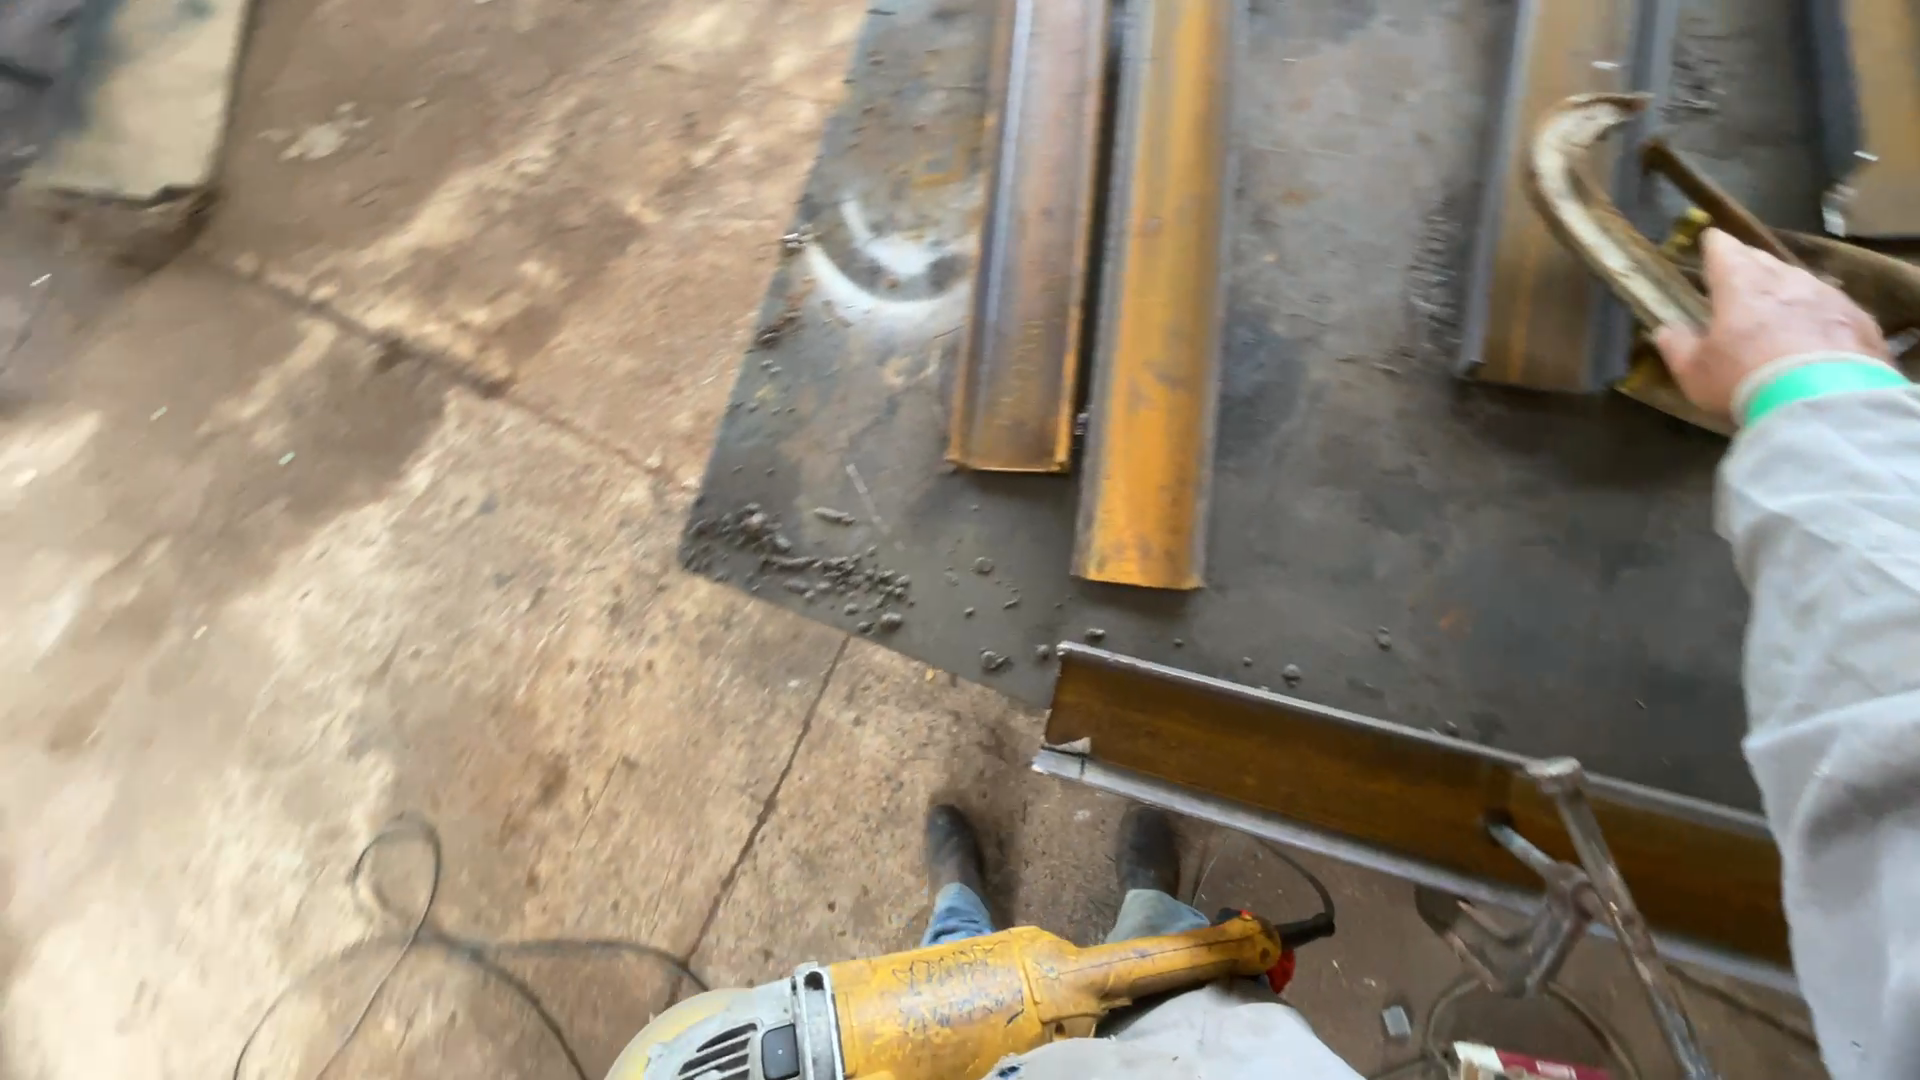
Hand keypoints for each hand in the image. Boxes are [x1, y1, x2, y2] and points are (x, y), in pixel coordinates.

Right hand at [1654, 228, 1888, 418]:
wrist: (1819, 397)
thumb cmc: (1741, 378)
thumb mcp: (1691, 369)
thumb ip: (1677, 344)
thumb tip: (1665, 328)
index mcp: (1742, 291)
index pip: (1726, 257)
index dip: (1716, 246)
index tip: (1711, 236)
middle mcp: (1787, 285)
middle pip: (1766, 262)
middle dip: (1750, 259)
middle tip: (1739, 260)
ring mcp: (1828, 299)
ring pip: (1800, 280)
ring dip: (1783, 281)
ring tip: (1774, 289)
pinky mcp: (1857, 319)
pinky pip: (1828, 303)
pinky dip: (1812, 305)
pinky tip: (1809, 317)